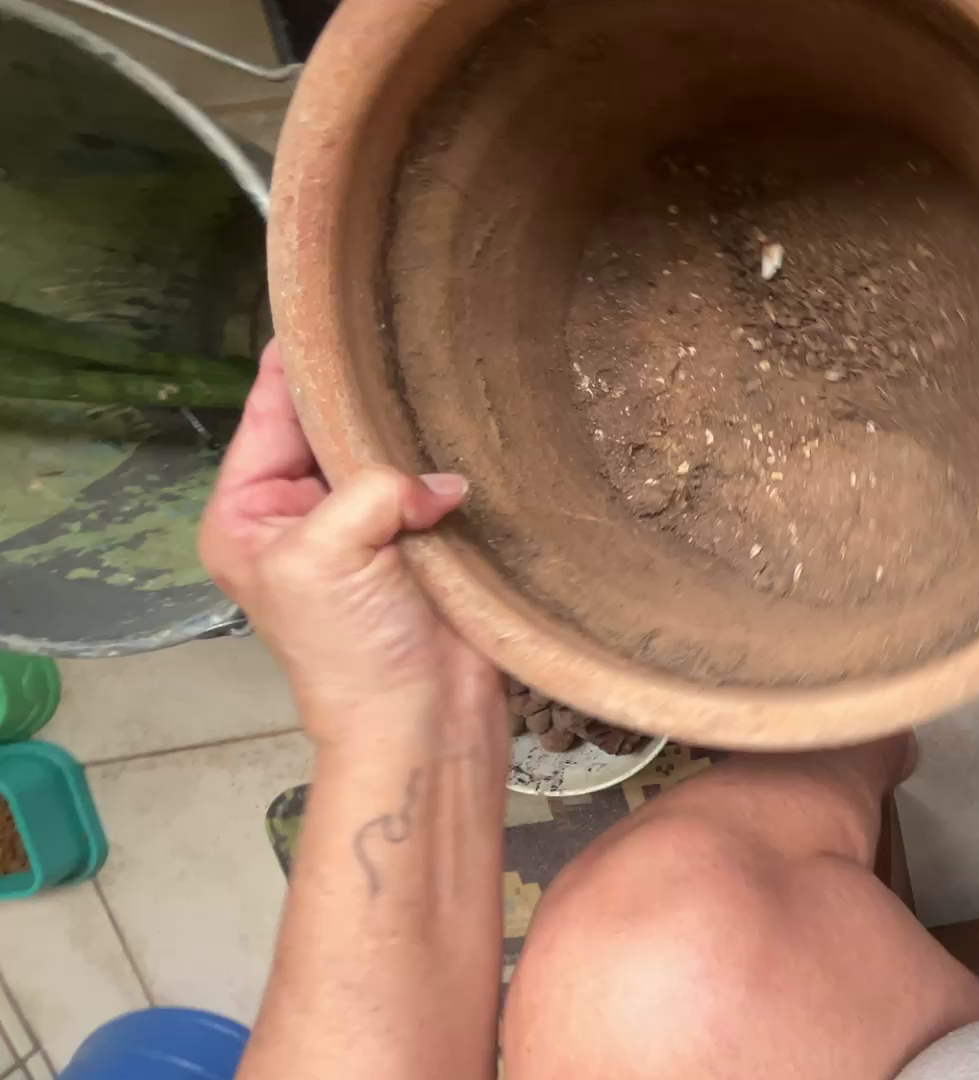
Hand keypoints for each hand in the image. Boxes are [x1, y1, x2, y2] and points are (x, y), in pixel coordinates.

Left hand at [199, 342, 498, 743]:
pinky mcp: (437, 548)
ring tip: (454, 386)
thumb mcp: (320, 556)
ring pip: (401, 462)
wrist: (425, 711)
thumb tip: (444, 484)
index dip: (292, 369)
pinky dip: (463, 473)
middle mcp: (315, 516)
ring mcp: (380, 532)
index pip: (270, 420)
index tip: (324, 314)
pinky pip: (446, 493)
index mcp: (254, 514)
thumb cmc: (350, 645)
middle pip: (341, 436)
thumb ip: (370, 492)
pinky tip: (484, 444)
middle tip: (409, 341)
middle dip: (371, 398)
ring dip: (425, 437)